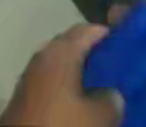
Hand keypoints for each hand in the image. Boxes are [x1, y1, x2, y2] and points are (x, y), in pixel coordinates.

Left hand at [0, 23, 120, 126]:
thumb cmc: (59, 126)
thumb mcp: (96, 119)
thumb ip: (111, 101)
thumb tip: (114, 94)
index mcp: (61, 52)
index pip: (86, 30)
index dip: (104, 34)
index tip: (121, 42)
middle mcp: (44, 55)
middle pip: (71, 44)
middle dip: (90, 52)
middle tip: (112, 66)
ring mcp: (31, 74)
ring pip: (59, 63)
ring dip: (76, 71)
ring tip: (97, 86)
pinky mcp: (24, 95)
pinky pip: (50, 80)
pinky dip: (64, 84)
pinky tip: (74, 102)